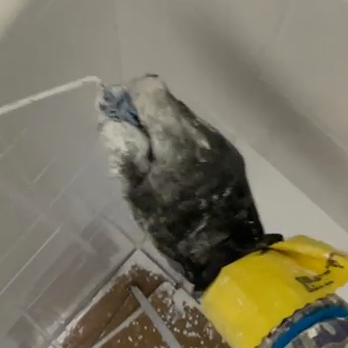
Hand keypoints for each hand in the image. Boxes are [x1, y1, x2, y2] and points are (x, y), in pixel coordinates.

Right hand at [99, 76, 273, 290]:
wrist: (228, 256)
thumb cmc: (175, 230)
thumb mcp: (138, 195)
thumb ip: (126, 152)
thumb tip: (115, 121)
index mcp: (176, 138)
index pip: (150, 91)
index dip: (129, 100)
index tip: (118, 120)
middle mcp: (202, 131)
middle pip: (168, 104)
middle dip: (147, 117)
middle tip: (132, 146)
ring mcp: (220, 143)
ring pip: (185, 121)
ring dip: (165, 132)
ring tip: (154, 162)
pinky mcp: (231, 157)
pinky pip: (199, 138)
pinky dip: (183, 145)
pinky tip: (177, 171)